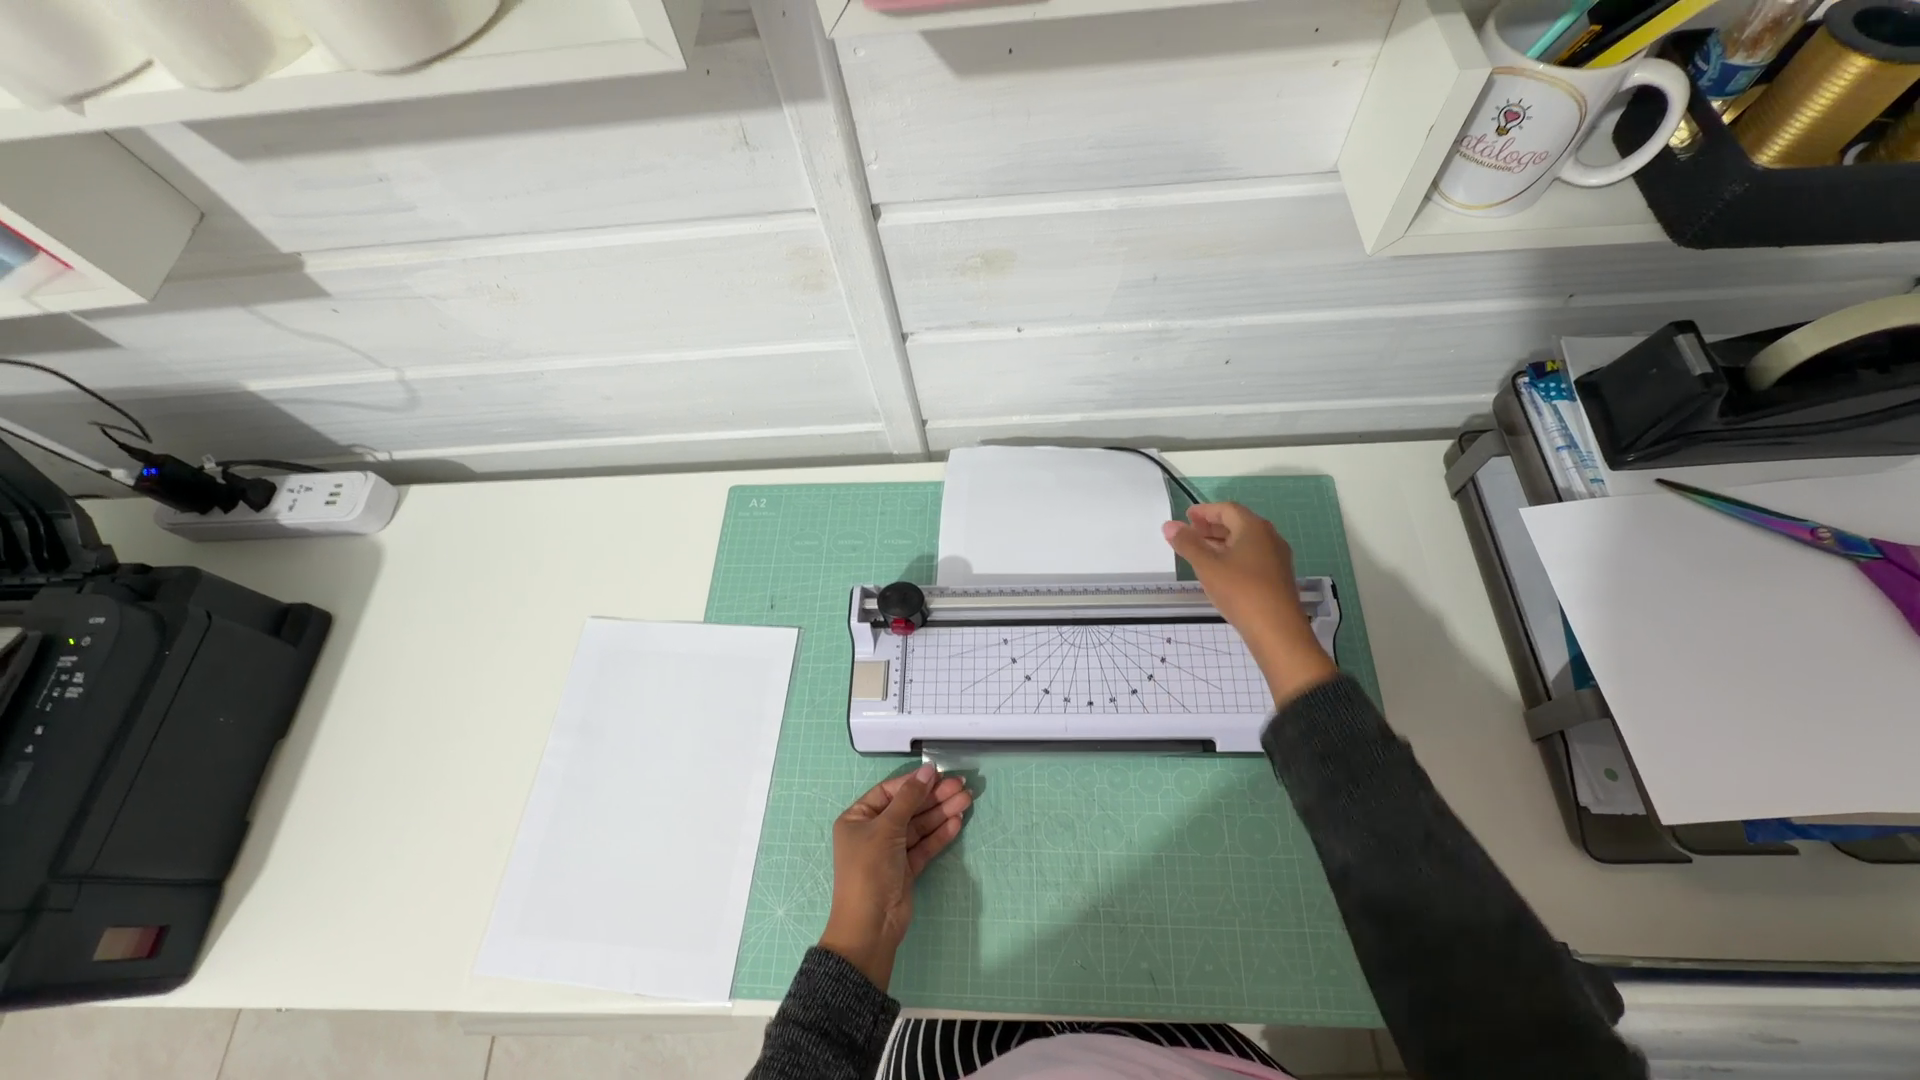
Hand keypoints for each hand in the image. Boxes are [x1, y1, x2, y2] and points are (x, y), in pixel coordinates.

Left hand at [819, 764, 971, 989]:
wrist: (870, 925)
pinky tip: (956, 821)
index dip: (914, 782)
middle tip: (961, 786)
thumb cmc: (869, 870)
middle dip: (934, 797)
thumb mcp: (887, 828)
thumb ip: (909, 798)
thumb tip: (927, 771)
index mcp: (858, 818)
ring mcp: (891, 851)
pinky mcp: (906, 868)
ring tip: (966, 799)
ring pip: (919, 826)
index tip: (939, 774)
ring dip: (941, 812)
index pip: (890, 792)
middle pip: (908, 808)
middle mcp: (873, 832)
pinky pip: (924, 845)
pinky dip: (940, 834)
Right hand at [1163, 502, 1337, 704]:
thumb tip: (1169, 525)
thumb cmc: (1240, 591)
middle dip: (1212, 526)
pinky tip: (1221, 571)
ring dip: (1222, 542)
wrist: (1277, 630)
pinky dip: (1233, 556)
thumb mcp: (1207, 566)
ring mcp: (1277, 558)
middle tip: (1191, 533)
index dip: (1205, 511)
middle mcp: (1269, 537)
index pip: (1227, 509)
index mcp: (1254, 528)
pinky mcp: (1278, 576)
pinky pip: (1253, 556)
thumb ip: (1187, 543)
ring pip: (1246, 542)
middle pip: (1238, 523)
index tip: (1187, 516)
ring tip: (1201, 552)